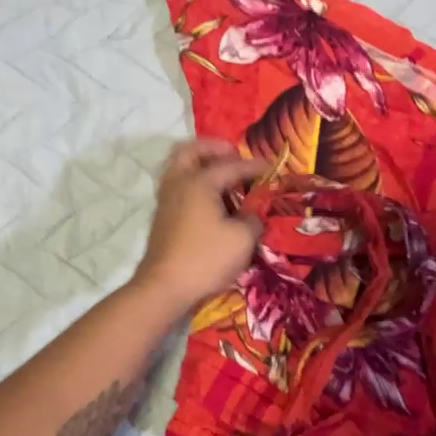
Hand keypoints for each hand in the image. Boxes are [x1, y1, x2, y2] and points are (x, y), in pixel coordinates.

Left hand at [130, 139, 264, 313]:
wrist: (164, 287)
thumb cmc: (206, 258)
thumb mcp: (242, 239)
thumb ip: (252, 219)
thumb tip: (251, 215)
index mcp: (199, 181)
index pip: (231, 165)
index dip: (254, 166)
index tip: (272, 167)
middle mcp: (179, 182)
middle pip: (190, 151)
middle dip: (214, 149)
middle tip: (234, 157)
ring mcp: (166, 199)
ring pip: (180, 167)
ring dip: (200, 165)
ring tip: (223, 177)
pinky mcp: (162, 216)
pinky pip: (178, 185)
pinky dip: (194, 182)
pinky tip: (211, 200)